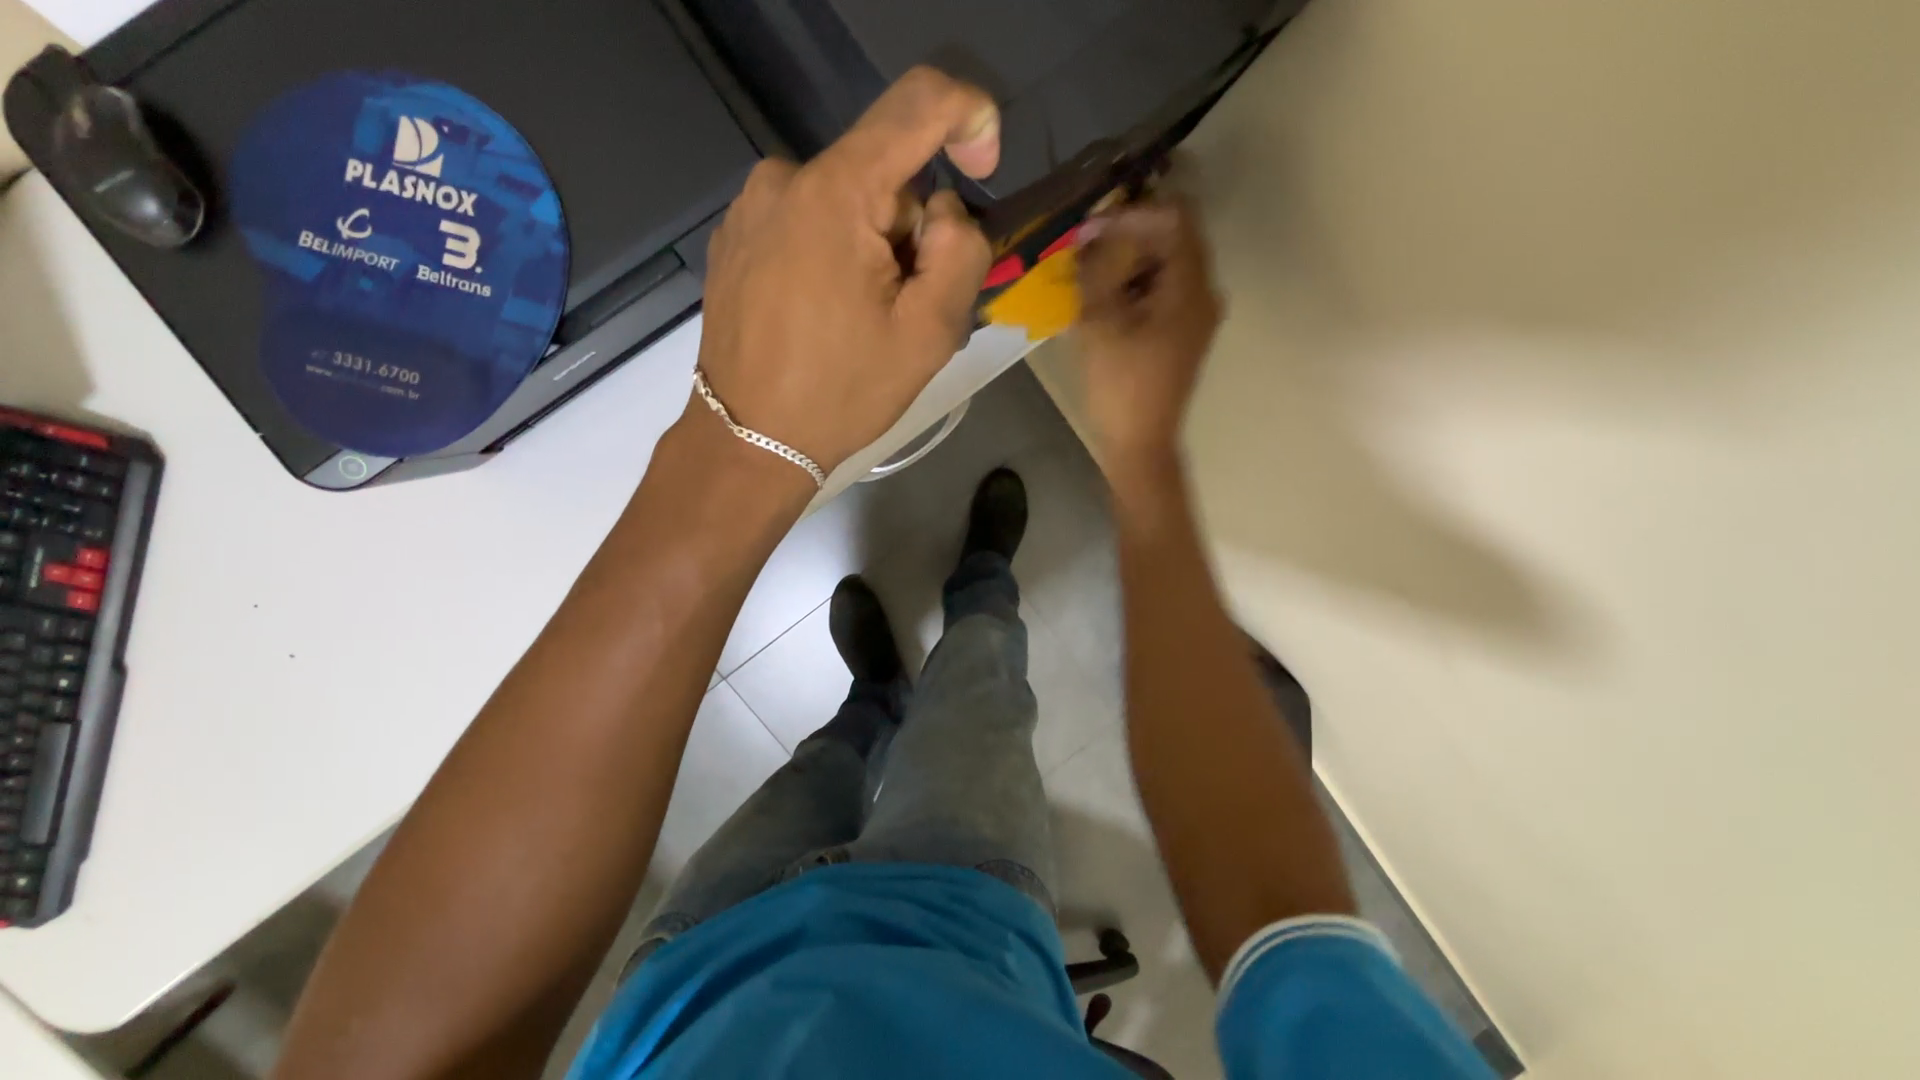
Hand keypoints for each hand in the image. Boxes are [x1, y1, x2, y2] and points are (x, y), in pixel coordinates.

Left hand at [692, 67, 999, 478]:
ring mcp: (750, 207)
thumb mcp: (930, 332)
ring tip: (862, 321)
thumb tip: (945, 212)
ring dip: (872, 247)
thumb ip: (962, 250)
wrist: (748, 440)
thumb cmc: (842, 391)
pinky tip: (824, 316)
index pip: (920, 102)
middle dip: (911, 229)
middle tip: (905, 308)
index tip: (983, 175)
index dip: (970, 119)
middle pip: (884, 172)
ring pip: (848, 201)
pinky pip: (808, 222)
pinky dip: (832, 255)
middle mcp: (784, 178)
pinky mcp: (735, 237)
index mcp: (835, 191)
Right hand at [1073, 197, 1222, 470]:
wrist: (1140, 443)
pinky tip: (1103, 294)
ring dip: (1128, 257)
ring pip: (1166, 262)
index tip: (1093, 223)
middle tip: (1085, 241)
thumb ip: (1097, 267)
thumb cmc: (1121, 384)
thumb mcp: (1100, 321)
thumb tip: (1090, 231)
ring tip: (1088, 267)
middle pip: (1173, 237)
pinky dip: (1134, 281)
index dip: (1132, 211)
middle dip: (1128, 232)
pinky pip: (1162, 288)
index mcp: (1191, 286)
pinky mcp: (1184, 331)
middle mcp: (1204, 292)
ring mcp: (1196, 313)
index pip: (1174, 217)